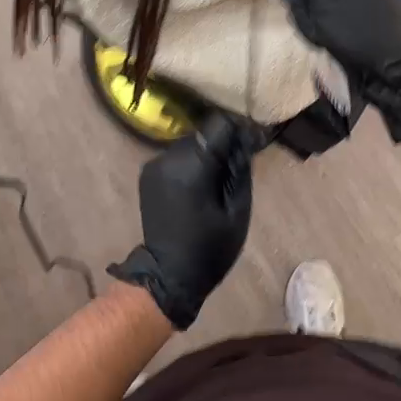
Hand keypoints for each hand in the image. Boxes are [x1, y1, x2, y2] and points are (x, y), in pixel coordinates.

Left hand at [108, 112, 260, 328]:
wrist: (168, 275)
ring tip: (218, 177)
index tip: (253, 143)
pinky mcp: (147, 173)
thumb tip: (245, 140)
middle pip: (204, 133)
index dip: (239, 131)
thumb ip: (240, 169)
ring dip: (206, 153)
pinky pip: (176, 156)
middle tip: (239, 164)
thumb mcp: (238, 210)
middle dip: (223, 143)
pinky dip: (190, 163)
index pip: (220, 125)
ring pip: (190, 143)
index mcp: (193, 166)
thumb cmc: (210, 248)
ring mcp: (154, 164)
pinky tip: (199, 184)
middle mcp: (169, 157)